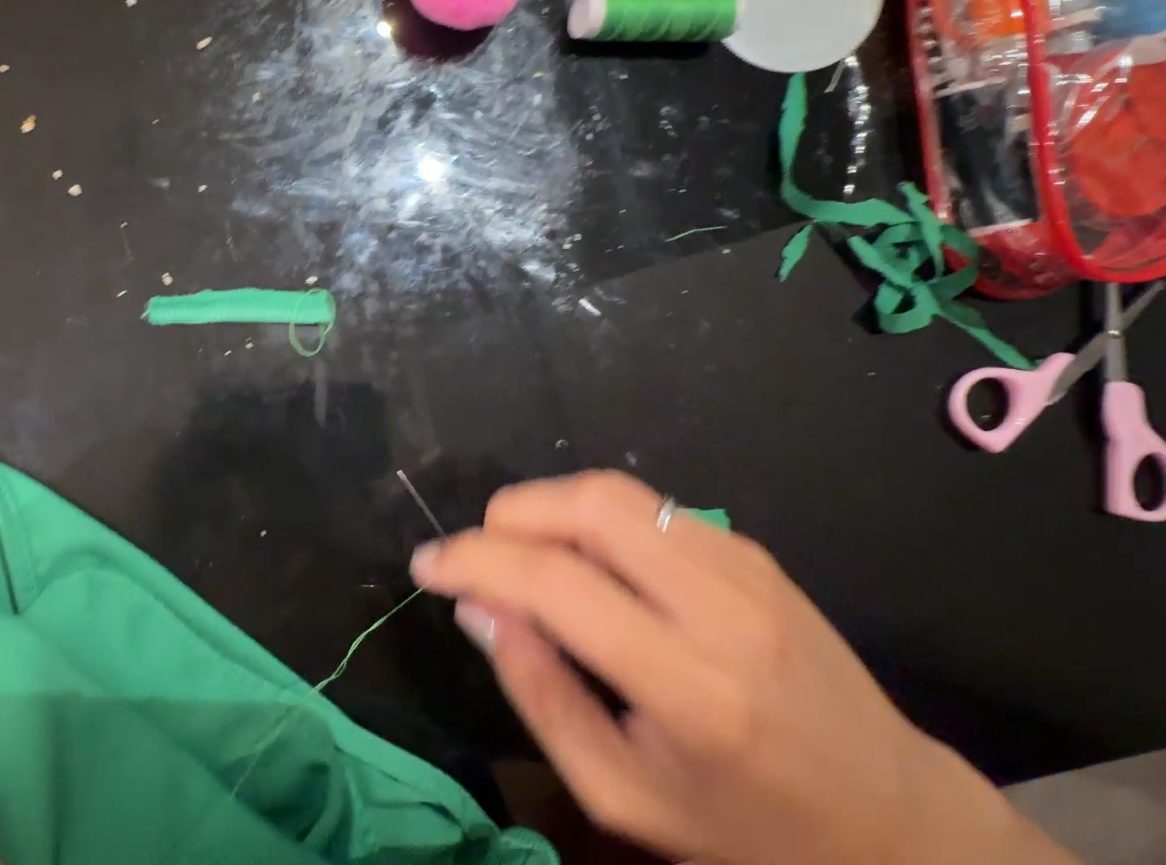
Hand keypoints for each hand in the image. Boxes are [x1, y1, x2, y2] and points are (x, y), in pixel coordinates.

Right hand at [410, 471, 1076, 864]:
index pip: (556, 585)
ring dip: (545, 508)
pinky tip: (584, 561)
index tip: (426, 565)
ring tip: (519, 554)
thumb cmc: (741, 827)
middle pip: (588, 507)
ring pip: (615, 492)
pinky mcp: (754, 552)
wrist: (892, 819)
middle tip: (477, 558)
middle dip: (508, 516)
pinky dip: (591, 517)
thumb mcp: (620, 793)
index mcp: (689, 689)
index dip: (473, 561)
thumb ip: (539, 695)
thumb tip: (477, 608)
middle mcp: (722, 609)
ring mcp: (747, 569)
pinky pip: (649, 506)